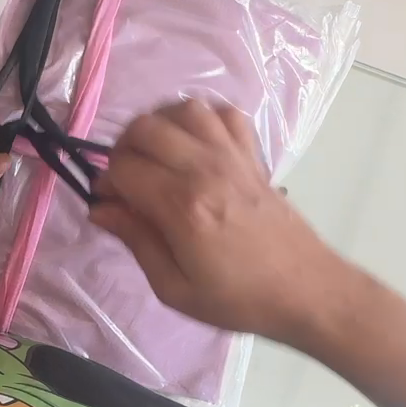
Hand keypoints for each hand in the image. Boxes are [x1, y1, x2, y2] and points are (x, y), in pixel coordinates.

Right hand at [90, 99, 362, 349]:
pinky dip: (202, 120)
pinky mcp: (253, 156)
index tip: (109, 204)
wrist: (305, 290)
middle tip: (127, 179)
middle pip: (146, 128)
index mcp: (182, 207)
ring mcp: (233, 157)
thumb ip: (135, 240)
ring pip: (184, 109)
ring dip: (160, 126)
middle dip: (124, 150)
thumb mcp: (173, 287)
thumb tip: (100, 209)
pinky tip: (194, 146)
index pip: (123, 168)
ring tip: (156, 156)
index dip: (105, 183)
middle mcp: (205, 170)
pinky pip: (224, 114)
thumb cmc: (236, 297)